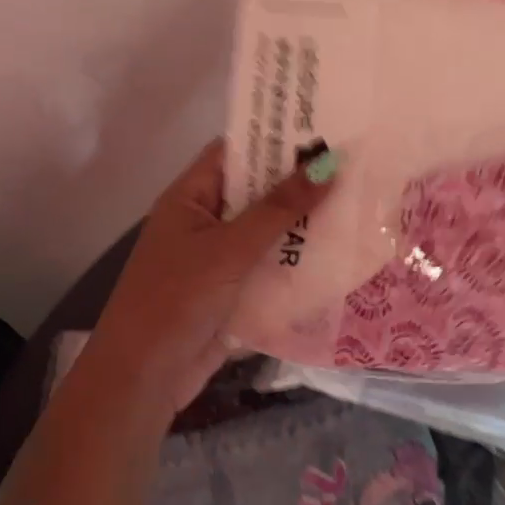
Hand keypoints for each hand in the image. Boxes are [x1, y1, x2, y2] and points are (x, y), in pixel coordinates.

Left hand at [77, 139, 336, 421]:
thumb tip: (328, 163)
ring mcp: (221, 257)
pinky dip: (301, 257)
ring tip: (360, 200)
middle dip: (301, 180)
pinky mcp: (236, 290)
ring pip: (271, 228)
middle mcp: (206, 221)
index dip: (275, 136)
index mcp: (190, 198)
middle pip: (259, 189)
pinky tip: (342, 250)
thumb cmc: (178, 299)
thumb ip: (281, 207)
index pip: (236, 151)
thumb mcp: (232, 248)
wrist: (144, 379)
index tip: (324, 126)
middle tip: (355, 162)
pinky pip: (274, 263)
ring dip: (306, 221)